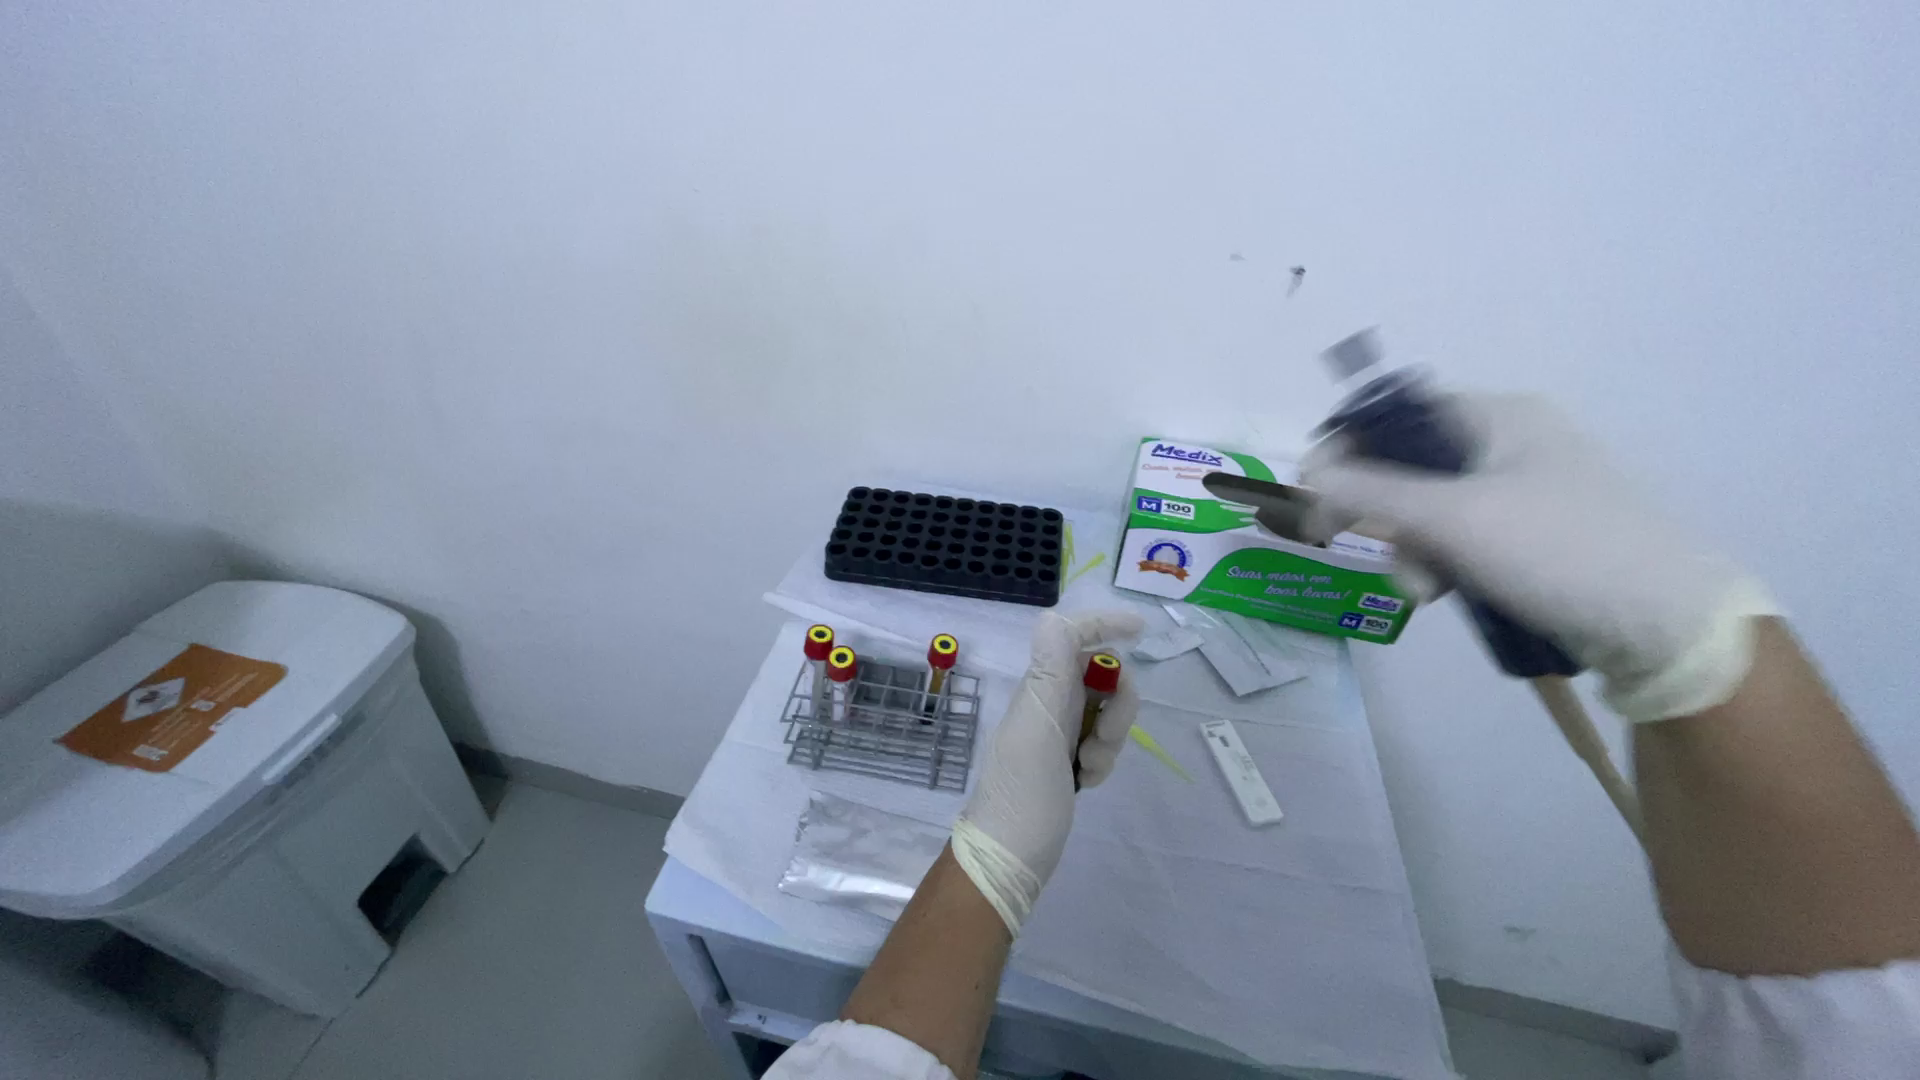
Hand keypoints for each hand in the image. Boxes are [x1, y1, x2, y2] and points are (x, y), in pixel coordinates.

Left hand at [950, 609, 1142, 934]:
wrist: (1010, 855)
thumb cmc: (1022, 793)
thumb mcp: (1037, 729)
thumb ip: (1050, 674)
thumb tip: (1053, 616)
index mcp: (1040, 686)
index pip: (1072, 635)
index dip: (1104, 624)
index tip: (1140, 631)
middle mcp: (1050, 699)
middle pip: (1104, 675)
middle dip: (1117, 707)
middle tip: (1099, 743)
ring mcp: (1060, 727)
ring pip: (1109, 710)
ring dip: (1111, 739)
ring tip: (1087, 769)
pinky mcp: (1069, 755)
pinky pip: (1104, 740)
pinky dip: (1104, 759)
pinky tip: (1087, 782)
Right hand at [1302, 394, 1773, 721]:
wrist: (1668, 628)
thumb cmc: (1558, 551)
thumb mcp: (1453, 518)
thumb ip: (1371, 492)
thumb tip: (1308, 474)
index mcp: (1500, 417)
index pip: (1398, 413)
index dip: (1347, 445)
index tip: (1313, 490)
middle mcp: (1511, 443)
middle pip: (1408, 465)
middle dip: (1380, 513)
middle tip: (1360, 546)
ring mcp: (1524, 491)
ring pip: (1429, 509)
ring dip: (1410, 548)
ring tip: (1423, 589)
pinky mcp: (1532, 535)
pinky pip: (1459, 537)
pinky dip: (1440, 563)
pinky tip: (1443, 594)